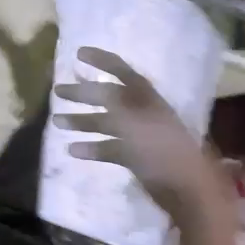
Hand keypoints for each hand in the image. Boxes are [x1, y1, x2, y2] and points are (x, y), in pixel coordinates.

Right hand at [53, 47, 235, 225]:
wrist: (187, 190)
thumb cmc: (161, 149)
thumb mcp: (134, 119)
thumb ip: (113, 101)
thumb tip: (93, 85)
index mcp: (145, 97)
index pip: (120, 70)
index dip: (100, 60)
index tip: (78, 53)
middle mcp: (141, 112)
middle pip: (108, 96)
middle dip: (83, 93)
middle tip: (58, 91)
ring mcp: (138, 136)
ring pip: (105, 123)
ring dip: (82, 121)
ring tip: (57, 122)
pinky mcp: (136, 158)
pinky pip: (109, 148)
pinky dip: (92, 147)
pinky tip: (73, 150)